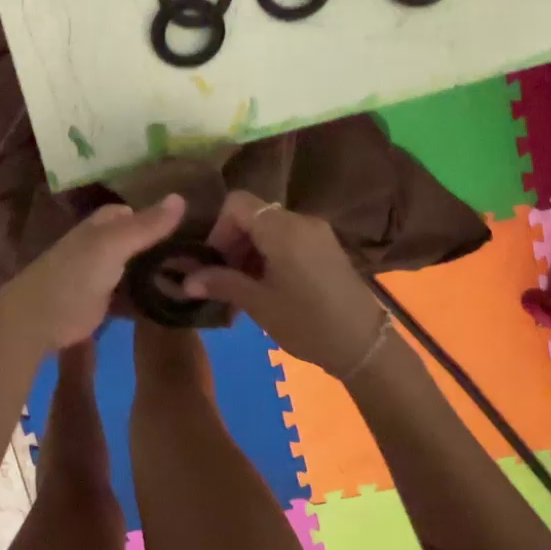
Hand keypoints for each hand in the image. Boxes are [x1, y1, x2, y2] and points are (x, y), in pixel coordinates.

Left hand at [0, 196, 186, 356]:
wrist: (39, 320)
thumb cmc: (73, 274)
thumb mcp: (112, 245)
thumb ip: (145, 226)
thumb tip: (181, 197)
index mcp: (100, 227)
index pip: (129, 213)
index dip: (154, 213)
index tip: (190, 220)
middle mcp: (101, 248)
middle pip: (136, 242)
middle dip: (163, 245)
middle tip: (204, 253)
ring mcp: (102, 277)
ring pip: (136, 270)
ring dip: (160, 274)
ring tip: (200, 278)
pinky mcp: (104, 305)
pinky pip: (133, 298)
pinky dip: (151, 299)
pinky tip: (177, 304)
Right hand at [185, 191, 388, 378]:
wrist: (366, 345)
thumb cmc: (308, 323)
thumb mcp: (258, 304)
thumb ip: (221, 283)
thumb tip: (185, 280)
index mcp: (282, 229)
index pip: (236, 204)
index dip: (218, 228)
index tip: (214, 261)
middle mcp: (300, 221)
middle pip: (253, 214)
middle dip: (232, 242)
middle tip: (224, 278)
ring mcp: (317, 233)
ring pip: (269, 227)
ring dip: (250, 250)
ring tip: (243, 287)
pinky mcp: (327, 247)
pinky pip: (288, 238)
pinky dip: (270, 254)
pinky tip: (267, 286)